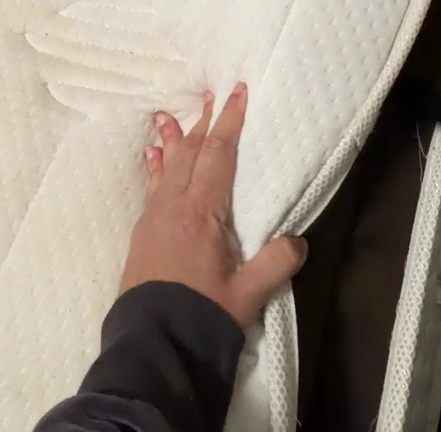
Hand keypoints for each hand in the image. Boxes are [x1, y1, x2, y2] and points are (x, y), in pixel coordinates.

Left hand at [119, 83, 307, 326]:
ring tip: (168, 115)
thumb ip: (276, 264)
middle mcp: (174, 205)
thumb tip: (299, 241)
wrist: (150, 348)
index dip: (229, 121)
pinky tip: (152, 158)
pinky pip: (151, 187)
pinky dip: (155, 166)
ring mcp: (154, 217)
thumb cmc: (201, 317)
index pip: (218, 154)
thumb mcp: (247, 295)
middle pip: (190, 152)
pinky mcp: (142, 233)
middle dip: (202, 122)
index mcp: (202, 211)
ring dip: (173, 139)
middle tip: (210, 95)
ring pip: (166, 166)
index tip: (237, 91)